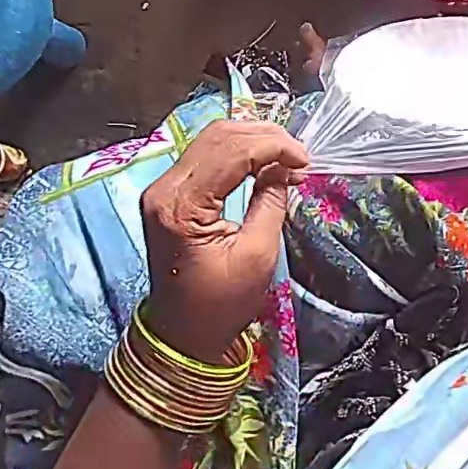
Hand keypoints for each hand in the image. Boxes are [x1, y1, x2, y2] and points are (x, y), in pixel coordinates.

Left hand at [139, 121, 309, 361]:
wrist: (184, 332)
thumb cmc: (220, 304)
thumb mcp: (256, 256)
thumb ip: (270, 203)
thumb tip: (283, 168)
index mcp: (181, 206)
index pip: (230, 152)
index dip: (273, 146)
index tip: (304, 160)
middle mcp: (164, 189)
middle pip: (218, 136)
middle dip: (265, 138)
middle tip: (299, 157)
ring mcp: (163, 188)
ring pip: (212, 139)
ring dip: (253, 141)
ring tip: (287, 158)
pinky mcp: (170, 193)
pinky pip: (207, 155)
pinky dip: (239, 152)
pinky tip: (263, 162)